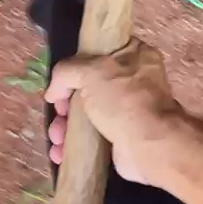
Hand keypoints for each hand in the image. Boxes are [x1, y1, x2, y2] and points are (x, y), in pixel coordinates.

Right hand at [44, 42, 189, 185]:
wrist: (149, 144)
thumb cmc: (124, 98)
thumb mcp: (90, 71)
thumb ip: (66, 72)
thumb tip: (54, 92)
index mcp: (135, 55)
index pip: (102, 51)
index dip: (78, 63)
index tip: (63, 79)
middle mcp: (135, 80)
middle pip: (89, 86)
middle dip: (67, 103)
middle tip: (58, 112)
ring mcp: (129, 109)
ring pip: (88, 113)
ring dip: (66, 125)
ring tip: (57, 138)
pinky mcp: (122, 136)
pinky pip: (92, 136)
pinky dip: (75, 143)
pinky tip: (60, 152)